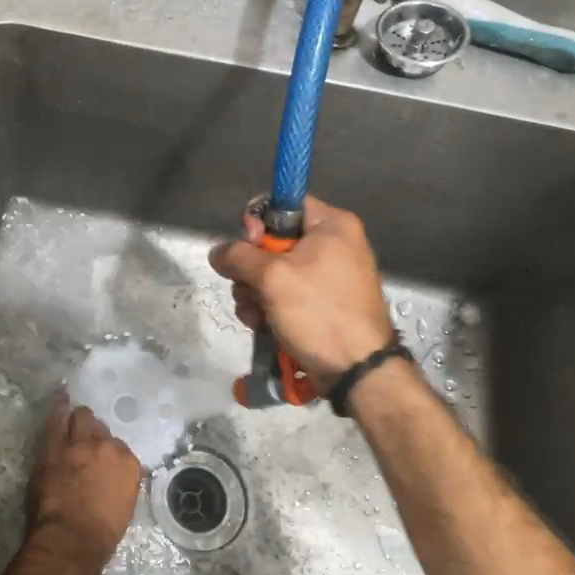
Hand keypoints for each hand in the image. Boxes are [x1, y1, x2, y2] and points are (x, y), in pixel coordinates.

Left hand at [27, 393, 141, 564]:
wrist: (70, 538)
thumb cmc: (100, 534)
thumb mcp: (122, 508)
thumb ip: (117, 484)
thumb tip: (107, 478)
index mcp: (129, 465)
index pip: (119, 448)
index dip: (107, 453)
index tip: (100, 460)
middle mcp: (107, 447)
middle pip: (101, 428)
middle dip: (94, 432)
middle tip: (85, 442)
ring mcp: (79, 443)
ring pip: (81, 417)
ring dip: (78, 418)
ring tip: (73, 416)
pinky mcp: (54, 444)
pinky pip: (57, 418)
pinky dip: (59, 407)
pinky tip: (60, 397)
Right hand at [208, 195, 396, 392]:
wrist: (357, 370)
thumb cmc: (319, 312)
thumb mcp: (272, 278)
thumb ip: (238, 256)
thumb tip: (217, 252)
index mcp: (332, 225)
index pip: (283, 204)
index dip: (257, 223)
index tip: (247, 245)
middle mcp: (334, 245)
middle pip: (273, 242)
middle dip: (251, 270)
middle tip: (247, 289)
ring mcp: (329, 277)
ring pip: (274, 273)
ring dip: (254, 294)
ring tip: (255, 316)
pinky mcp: (323, 304)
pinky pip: (286, 295)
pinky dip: (269, 308)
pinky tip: (262, 326)